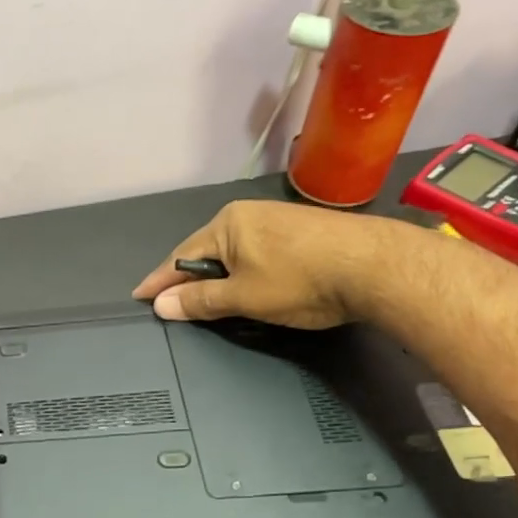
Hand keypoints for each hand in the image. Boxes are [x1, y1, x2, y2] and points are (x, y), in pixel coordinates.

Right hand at [132, 201, 395, 328]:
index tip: (140, 296)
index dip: (160, 280)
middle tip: (173, 301)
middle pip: (208, 251)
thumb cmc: (301, 281)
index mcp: (227, 224)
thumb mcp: (244, 297)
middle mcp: (249, 214)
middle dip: (190, 277)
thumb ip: (201, 301)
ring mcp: (278, 219)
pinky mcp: (304, 230)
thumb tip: (162, 303)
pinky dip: (246, 270)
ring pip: (236, 251)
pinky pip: (259, 251)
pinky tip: (252, 284)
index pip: (181, 256)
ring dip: (221, 275)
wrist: (377, 266)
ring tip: (210, 298)